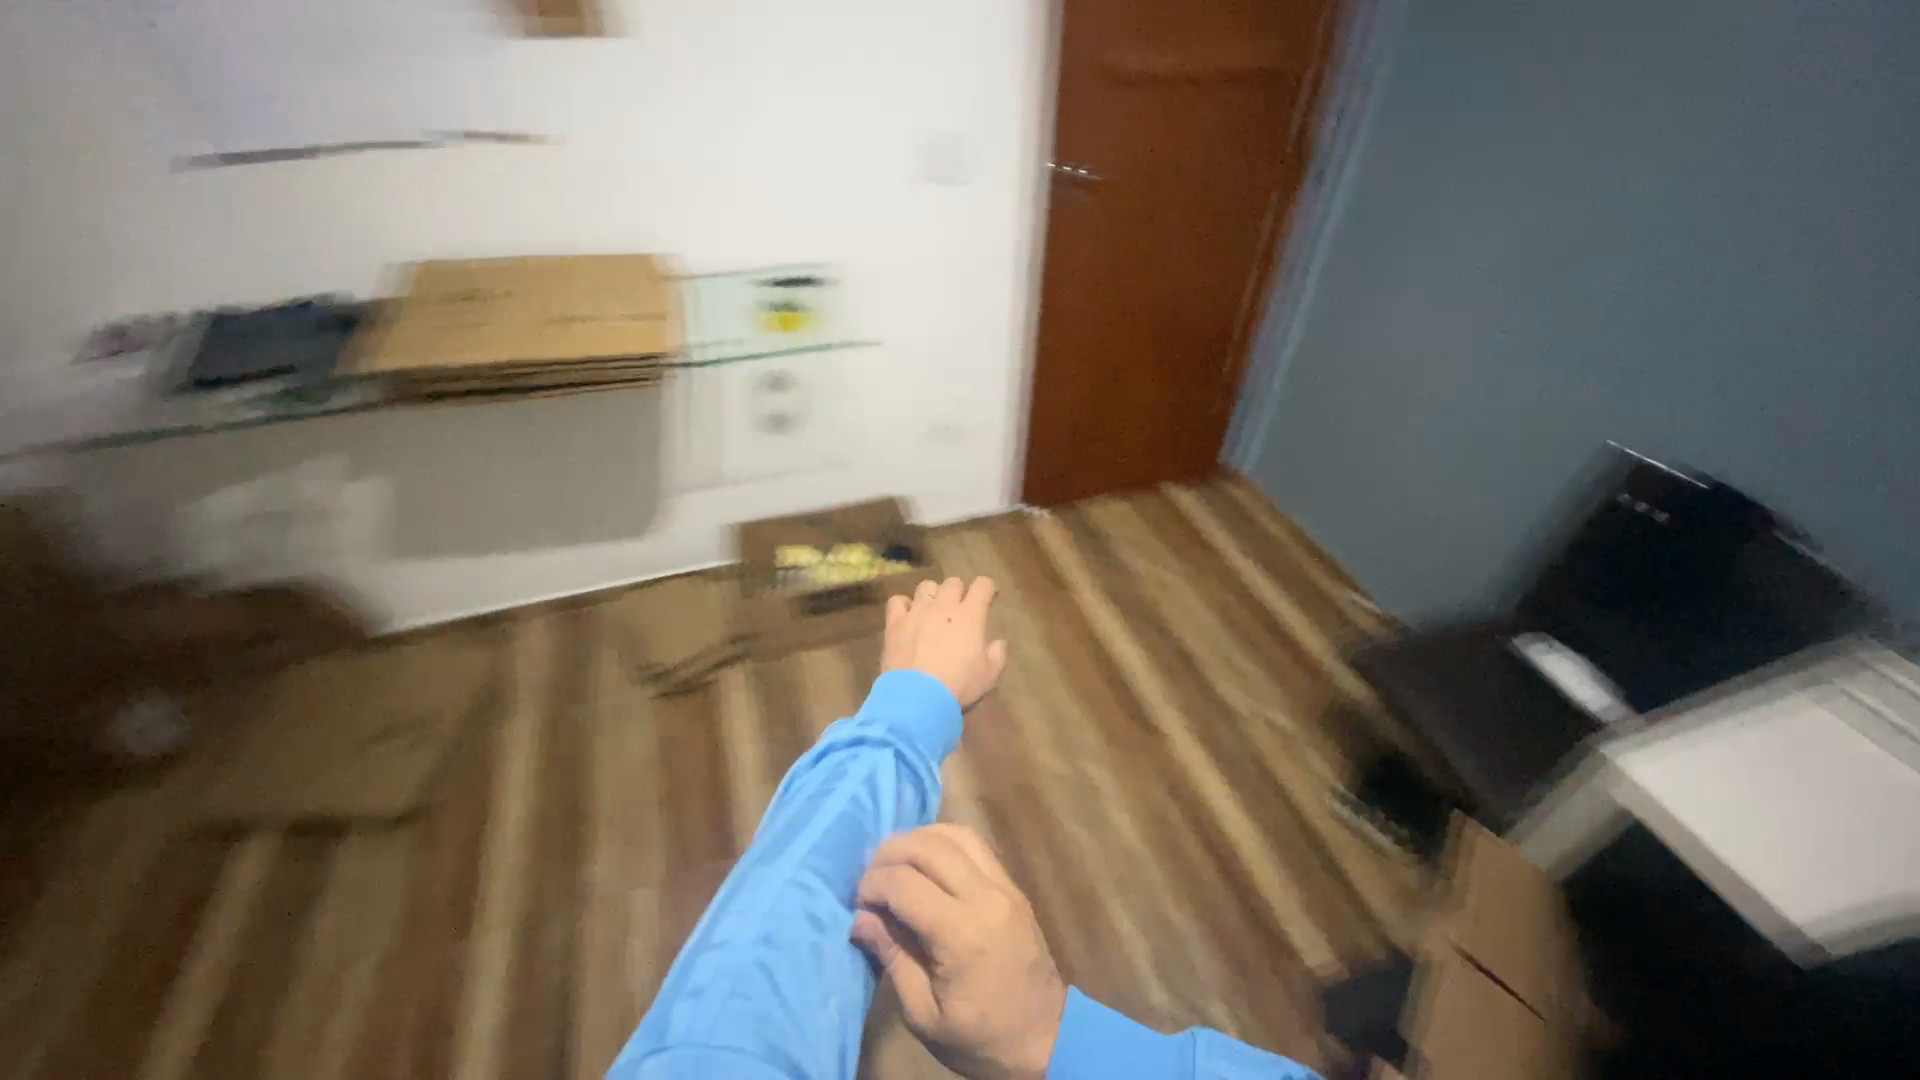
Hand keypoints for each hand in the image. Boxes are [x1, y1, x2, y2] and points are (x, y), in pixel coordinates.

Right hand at [851, 825, 1067, 1079]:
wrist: (1049, 1039)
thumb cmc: (981, 1039)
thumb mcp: (925, 1015)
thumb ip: (892, 958)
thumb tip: (860, 918)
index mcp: (962, 935)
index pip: (905, 884)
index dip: (873, 885)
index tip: (859, 903)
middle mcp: (985, 897)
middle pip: (928, 847)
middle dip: (889, 853)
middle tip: (870, 877)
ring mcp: (1004, 886)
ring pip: (955, 835)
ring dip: (918, 839)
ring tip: (895, 862)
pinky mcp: (1013, 885)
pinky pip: (975, 844)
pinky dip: (944, 840)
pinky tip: (926, 859)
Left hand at [882, 577, 1008, 709]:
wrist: (918, 698)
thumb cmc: (959, 686)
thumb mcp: (989, 675)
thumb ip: (997, 655)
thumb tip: (999, 643)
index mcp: (970, 615)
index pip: (982, 585)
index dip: (987, 588)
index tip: (989, 596)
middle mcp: (943, 606)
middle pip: (953, 582)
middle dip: (959, 591)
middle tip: (960, 608)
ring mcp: (917, 612)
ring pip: (926, 586)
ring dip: (933, 595)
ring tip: (933, 609)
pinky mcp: (895, 623)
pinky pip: (898, 601)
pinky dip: (904, 606)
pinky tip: (907, 617)